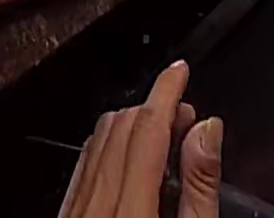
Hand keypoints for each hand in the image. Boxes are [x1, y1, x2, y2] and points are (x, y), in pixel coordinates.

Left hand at [58, 60, 222, 217]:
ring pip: (99, 139)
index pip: (147, 128)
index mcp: (129, 212)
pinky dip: (109, 149)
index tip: (180, 69)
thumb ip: (200, 187)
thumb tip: (207, 128)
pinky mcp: (66, 216)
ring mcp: (74, 211)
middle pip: (121, 126)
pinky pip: (83, 165)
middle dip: (156, 112)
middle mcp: (93, 205)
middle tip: (188, 123)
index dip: (166, 90)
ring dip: (133, 128)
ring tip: (167, 146)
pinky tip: (133, 166)